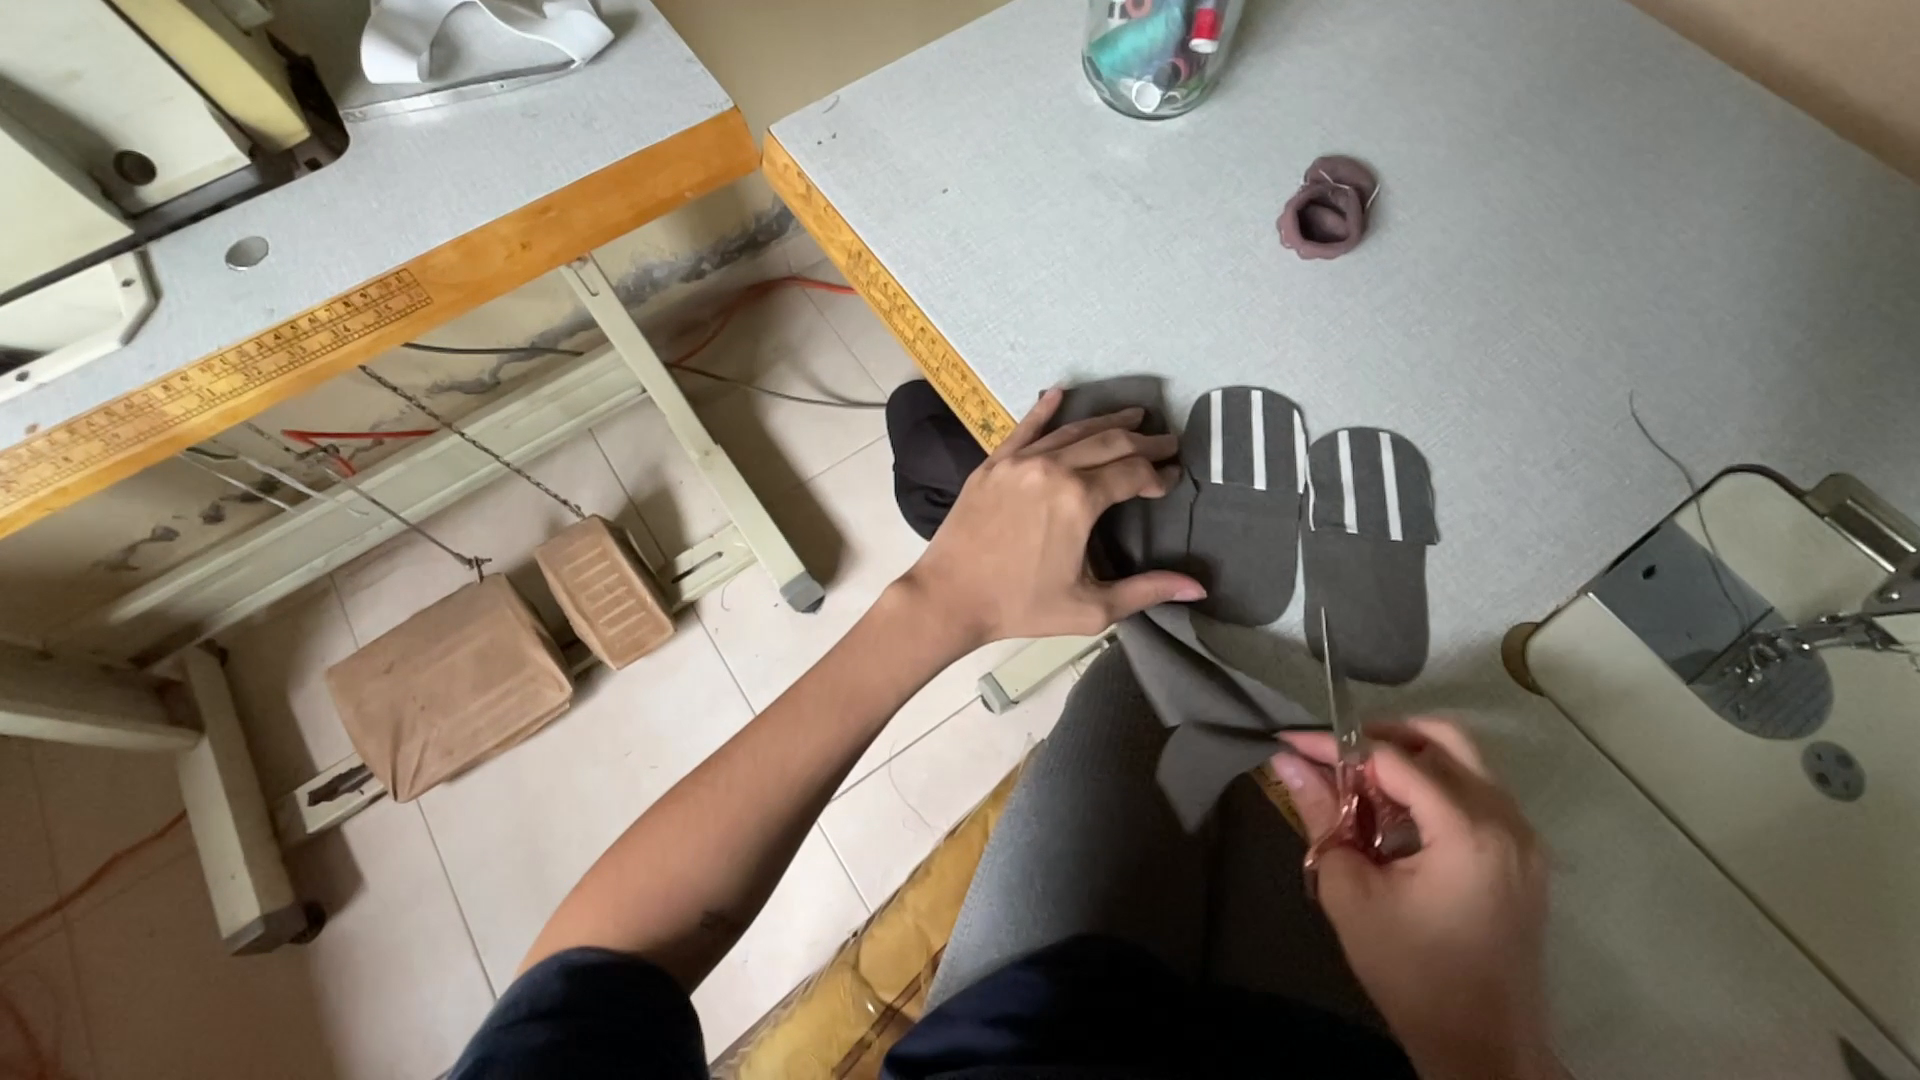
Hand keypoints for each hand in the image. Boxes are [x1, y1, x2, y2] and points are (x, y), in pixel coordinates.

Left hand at [895, 389, 1204, 647]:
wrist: (948, 597)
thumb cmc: (1020, 606)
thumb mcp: (1090, 607)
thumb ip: (1146, 591)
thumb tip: (1198, 587)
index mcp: (1079, 500)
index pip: (1133, 473)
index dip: (1159, 474)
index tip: (1172, 478)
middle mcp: (1052, 469)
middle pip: (1109, 443)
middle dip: (1144, 441)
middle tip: (1169, 440)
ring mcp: (1018, 462)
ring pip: (1072, 431)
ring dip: (1107, 422)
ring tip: (1135, 416)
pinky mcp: (992, 465)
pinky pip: (1024, 429)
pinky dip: (1044, 410)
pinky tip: (1060, 392)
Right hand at [1274, 719, 1561, 1079]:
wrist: (1483, 1044)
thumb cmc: (1410, 970)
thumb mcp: (1349, 890)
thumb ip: (1321, 815)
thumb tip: (1284, 763)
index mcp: (1467, 831)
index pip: (1392, 758)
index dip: (1336, 745)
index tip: (1291, 743)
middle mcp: (1507, 821)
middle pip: (1444, 740)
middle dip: (1382, 735)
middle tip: (1334, 756)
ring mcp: (1524, 837)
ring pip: (1465, 762)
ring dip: (1409, 759)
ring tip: (1359, 786)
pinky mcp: (1524, 854)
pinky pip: (1478, 792)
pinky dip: (1434, 786)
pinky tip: (1396, 815)